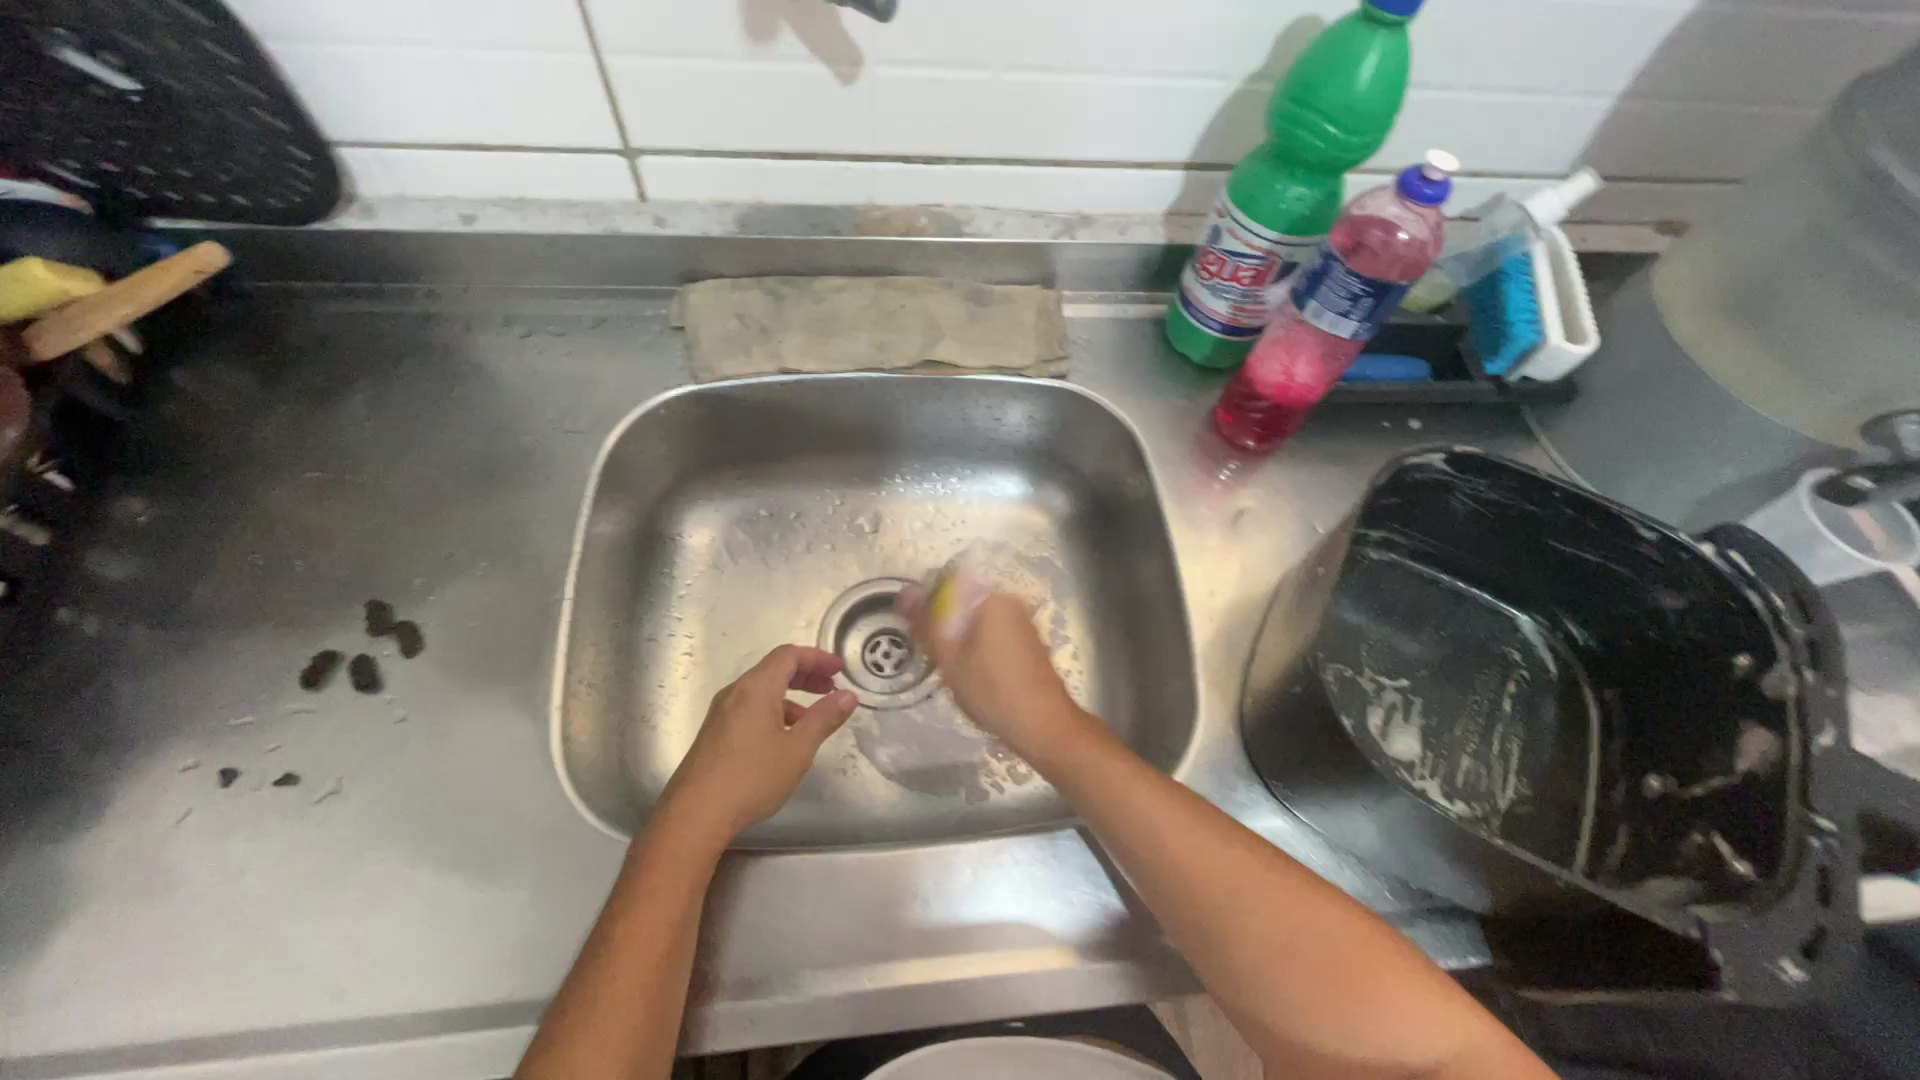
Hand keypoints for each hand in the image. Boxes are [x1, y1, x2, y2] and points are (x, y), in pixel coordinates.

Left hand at [659, 645, 858, 839]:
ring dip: (791, 697)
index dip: (817, 657)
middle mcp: (735, 693)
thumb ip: (824, 718)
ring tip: (813, 720)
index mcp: (756, 688)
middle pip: (774, 669)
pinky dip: (773, 712)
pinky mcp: (715, 734)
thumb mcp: (798, 748)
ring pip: (761, 692)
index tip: (841, 670)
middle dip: (806, 675)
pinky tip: (784, 740)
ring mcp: (721, 713)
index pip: (789, 655)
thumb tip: (847, 695)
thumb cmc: (751, 777)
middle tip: (831, 689)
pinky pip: (749, 709)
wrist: (695, 814)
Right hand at [898, 582, 1097, 762]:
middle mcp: (1010, 600)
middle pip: (963, 600)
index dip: (927, 604)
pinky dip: (980, 643)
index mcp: (990, 598)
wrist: (1043, 724)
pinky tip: (977, 672)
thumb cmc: (992, 691)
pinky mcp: (1029, 637)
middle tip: (936, 654)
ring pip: (979, 618)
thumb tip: (905, 592)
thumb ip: (926, 621)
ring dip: (962, 634)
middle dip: (945, 622)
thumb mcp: (950, 660)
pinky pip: (995, 629)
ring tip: (955, 667)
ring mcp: (1023, 618)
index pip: (946, 583)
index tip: (919, 631)